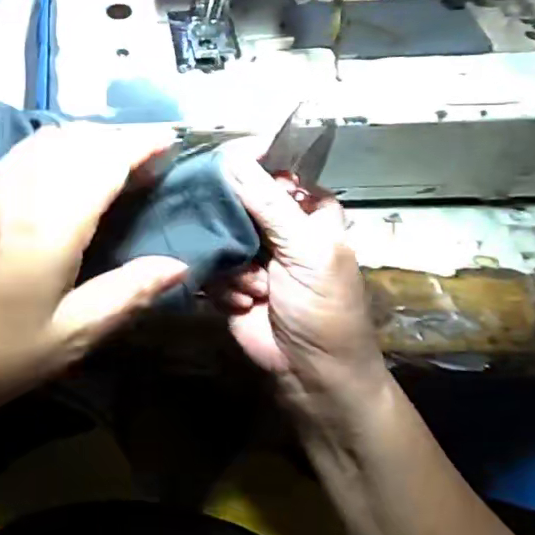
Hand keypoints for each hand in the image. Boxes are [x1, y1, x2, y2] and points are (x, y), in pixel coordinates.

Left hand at [0, 124, 186, 412]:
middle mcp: (18, 187)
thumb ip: (126, 293)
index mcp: (50, 220)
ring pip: (46, 139)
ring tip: (112, 163)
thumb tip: (176, 265)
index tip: (171, 142)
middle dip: (119, 137)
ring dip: (86, 140)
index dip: (142, 143)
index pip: (105, 158)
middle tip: (149, 158)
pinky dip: (53, 151)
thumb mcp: (67, 336)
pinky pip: (20, 154)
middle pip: (77, 138)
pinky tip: (60, 178)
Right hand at [213, 143, 388, 421]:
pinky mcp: (228, 283)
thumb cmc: (324, 309)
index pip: (271, 172)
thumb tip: (233, 157)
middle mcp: (277, 228)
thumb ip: (268, 203)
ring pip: (218, 235)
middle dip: (233, 225)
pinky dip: (225, 287)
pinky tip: (244, 304)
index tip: (221, 165)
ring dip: (235, 266)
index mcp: (307, 211)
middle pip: (237, 201)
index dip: (246, 168)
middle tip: (239, 242)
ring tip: (257, 290)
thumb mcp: (306, 250)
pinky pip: (210, 268)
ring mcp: (250, 256)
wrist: (310, 376)